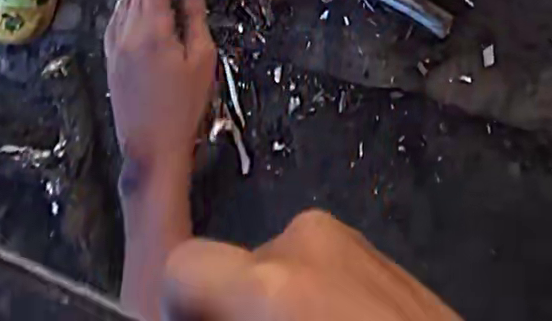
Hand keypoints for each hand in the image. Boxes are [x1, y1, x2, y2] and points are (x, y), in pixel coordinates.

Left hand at [106, 0, 214, 186]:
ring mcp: (115, 47)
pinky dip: (125, 4)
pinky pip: (114, 20)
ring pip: (122, 3)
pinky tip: (132, 3)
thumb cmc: (185, 105)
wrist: (152, 148)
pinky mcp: (110, 61)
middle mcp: (128, 33)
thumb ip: (195, 16)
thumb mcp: (201, 58)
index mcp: (153, 29)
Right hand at [162, 210, 462, 320]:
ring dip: (272, 308)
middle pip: (231, 270)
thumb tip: (191, 315)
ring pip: (274, 271)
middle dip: (232, 313)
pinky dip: (308, 302)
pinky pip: (314, 270)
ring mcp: (346, 238)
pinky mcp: (375, 248)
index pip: (183, 267)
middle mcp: (304, 238)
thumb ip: (226, 320)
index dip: (177, 308)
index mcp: (273, 284)